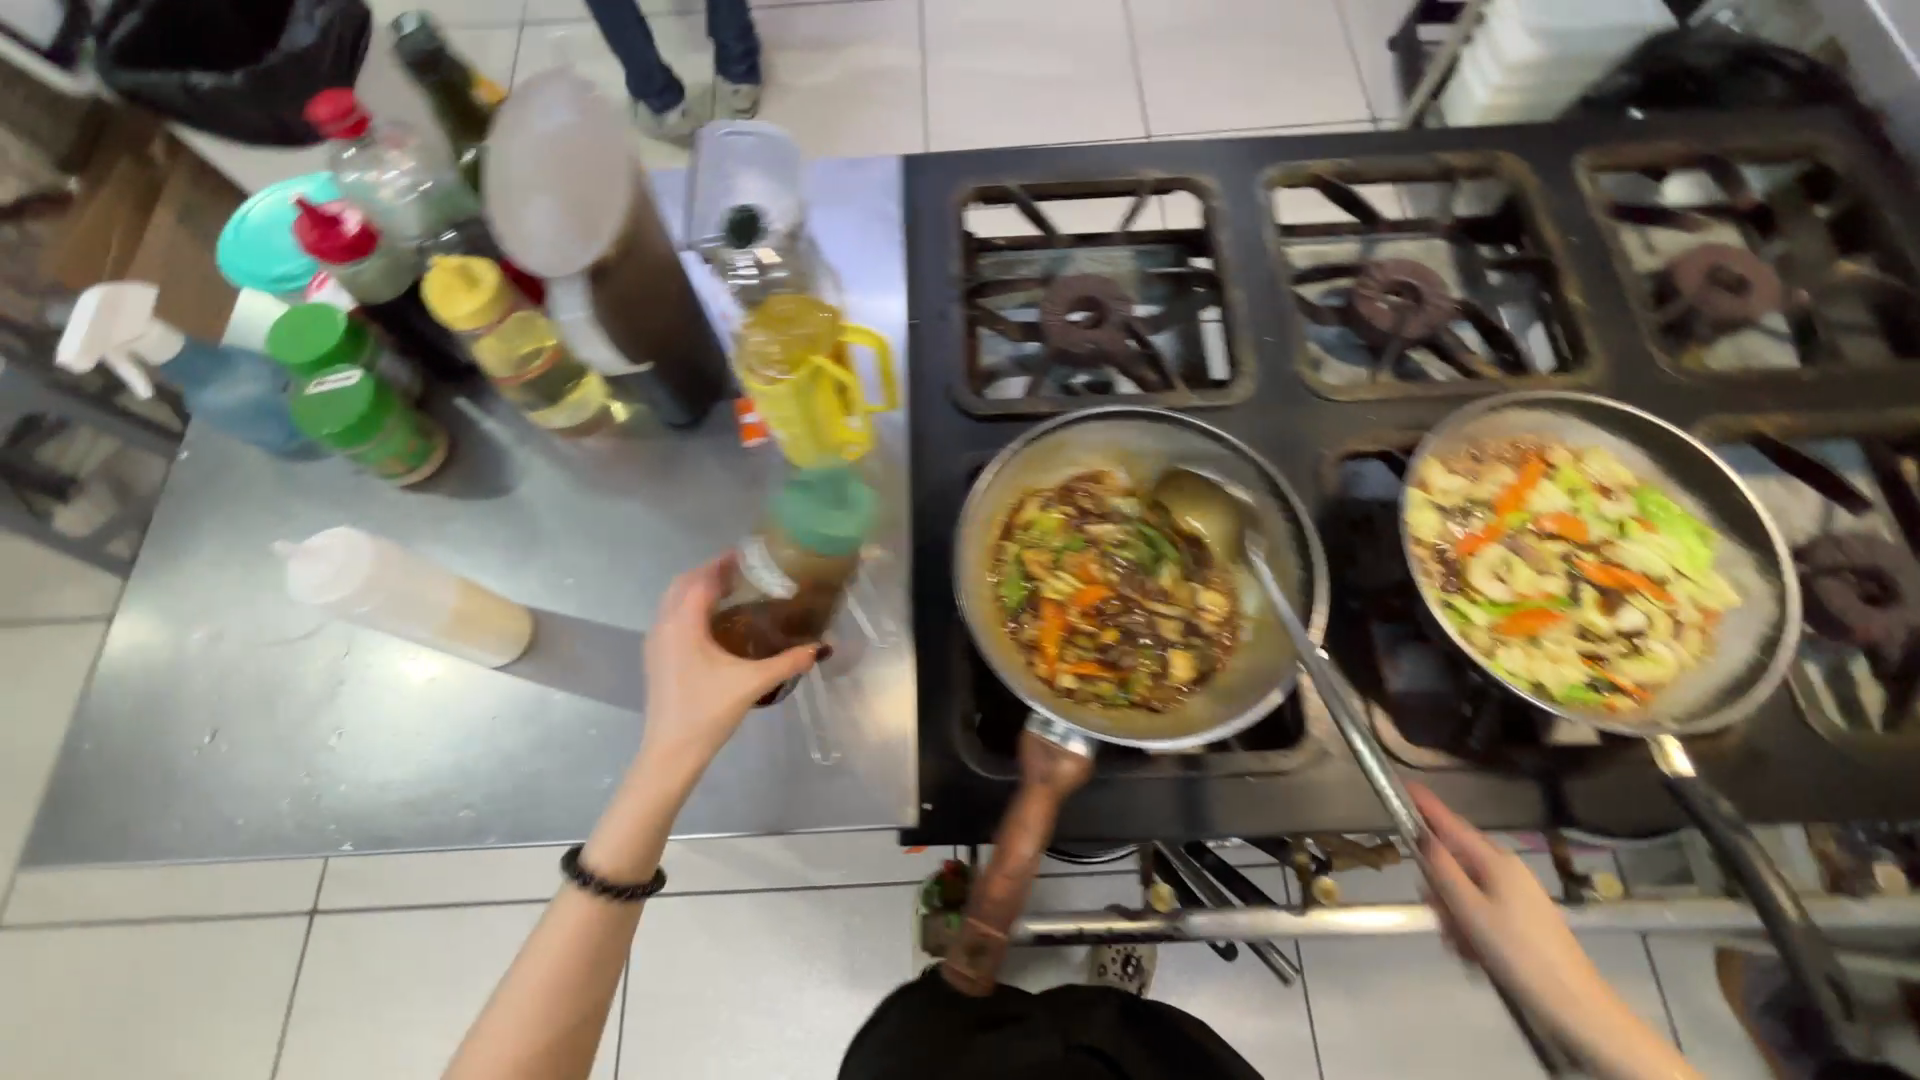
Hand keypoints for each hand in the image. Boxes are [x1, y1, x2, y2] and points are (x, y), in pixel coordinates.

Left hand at [635, 554, 820, 782]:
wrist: (670, 751)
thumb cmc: (708, 712)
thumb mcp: (752, 684)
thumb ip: (787, 662)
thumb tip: (820, 648)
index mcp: (683, 624)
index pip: (702, 580)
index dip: (723, 564)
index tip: (747, 555)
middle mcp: (664, 626)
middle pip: (682, 584)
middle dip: (709, 572)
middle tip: (742, 571)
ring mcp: (655, 642)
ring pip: (672, 600)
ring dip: (697, 589)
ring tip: (731, 592)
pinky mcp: (655, 658)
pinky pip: (671, 617)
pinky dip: (689, 607)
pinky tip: (714, 623)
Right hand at [1411, 784, 1611, 1025]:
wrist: (1573, 1004)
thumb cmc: (1517, 951)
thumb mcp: (1469, 909)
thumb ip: (1441, 870)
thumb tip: (1422, 837)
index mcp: (1494, 862)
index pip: (1451, 824)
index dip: (1426, 806)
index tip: (1405, 786)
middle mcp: (1504, 871)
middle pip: (1453, 863)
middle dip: (1439, 889)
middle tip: (1440, 916)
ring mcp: (1514, 894)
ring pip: (1463, 891)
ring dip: (1453, 915)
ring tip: (1462, 945)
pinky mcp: (1519, 918)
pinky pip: (1479, 911)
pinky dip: (1469, 928)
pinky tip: (1475, 953)